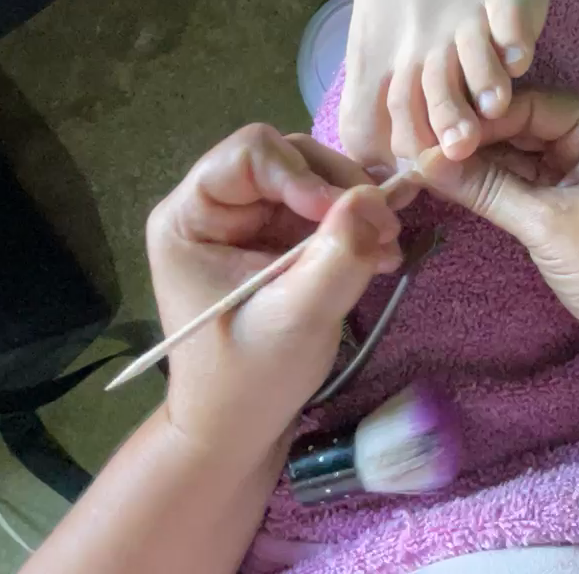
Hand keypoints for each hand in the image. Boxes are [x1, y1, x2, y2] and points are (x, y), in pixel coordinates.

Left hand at [145, 124, 405, 452]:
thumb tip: (373, 198)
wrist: (243, 425)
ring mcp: (256, 216)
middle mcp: (220, 204)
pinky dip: (362, 221)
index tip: (341, 215)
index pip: (250, 153)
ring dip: (360, 205)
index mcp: (191, 217)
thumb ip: (335, 259)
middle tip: (384, 228)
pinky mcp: (285, 232)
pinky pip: (332, 202)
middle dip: (341, 188)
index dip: (301, 174)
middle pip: (292, 157)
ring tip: (388, 246)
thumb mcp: (294, 322)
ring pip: (319, 175)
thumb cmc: (248, 380)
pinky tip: (383, 253)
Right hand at [414, 89, 578, 372]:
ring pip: (518, 156)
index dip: (480, 116)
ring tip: (424, 163)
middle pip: (521, 126)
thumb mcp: (548, 225)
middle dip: (474, 137)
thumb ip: (487, 188)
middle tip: (419, 144)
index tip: (431, 130)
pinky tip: (452, 184)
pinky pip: (523, 184)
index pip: (529, 105)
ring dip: (478, 162)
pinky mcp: (567, 206)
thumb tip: (426, 162)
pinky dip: (492, 186)